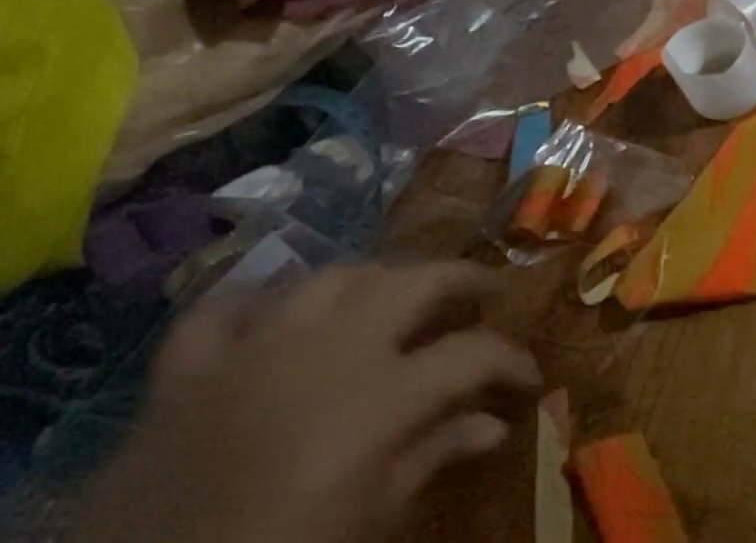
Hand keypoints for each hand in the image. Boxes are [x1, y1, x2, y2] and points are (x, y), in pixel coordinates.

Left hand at [69, 262, 540, 542]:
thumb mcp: (372, 519)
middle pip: (414, 282)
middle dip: (463, 279)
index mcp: (383, 392)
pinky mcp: (186, 369)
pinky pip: (222, 309)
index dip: (513, 361)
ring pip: (331, 277)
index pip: (476, 352)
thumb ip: (433, 456)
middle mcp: (330, 347)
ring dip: (372, 280)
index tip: (528, 379)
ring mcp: (254, 348)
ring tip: (393, 294)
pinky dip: (255, 301)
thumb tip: (494, 425)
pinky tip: (278, 309)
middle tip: (485, 293)